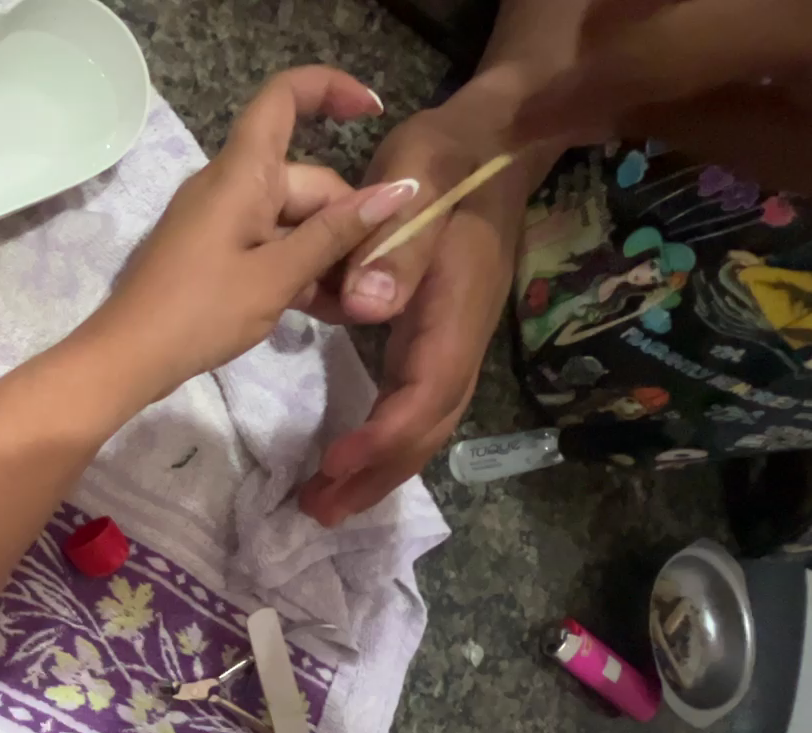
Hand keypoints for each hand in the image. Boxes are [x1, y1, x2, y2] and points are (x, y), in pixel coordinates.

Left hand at [77, 65, 419, 395]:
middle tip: (377, 273)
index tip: (371, 112)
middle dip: (344, 221)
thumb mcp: (276, 277)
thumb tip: (398, 190)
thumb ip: (335, 235)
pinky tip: (323, 308)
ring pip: (286, 223)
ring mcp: (214, 225)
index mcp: (240, 173)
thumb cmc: (199, 312)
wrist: (126, 360)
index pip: (284, 98)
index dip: (330, 90)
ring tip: (356, 301)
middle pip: (303, 181)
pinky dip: (291, 271)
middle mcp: (226, 188)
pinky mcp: (207, 259)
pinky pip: (261, 249)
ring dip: (321, 256)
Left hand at [298, 87, 538, 526]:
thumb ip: (397, 243)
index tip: (333, 463)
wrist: (491, 140)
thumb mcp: (419, 178)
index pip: (425, 388)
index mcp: (454, 305)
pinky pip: (407, 405)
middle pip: (427, 425)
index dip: (382, 433)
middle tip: (321, 513)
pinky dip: (376, 441)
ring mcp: (447, 340)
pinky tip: (341, 464)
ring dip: (375, 470)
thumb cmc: (444, 157)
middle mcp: (459, 334)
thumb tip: (368, 308)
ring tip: (324, 506)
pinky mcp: (429, 340)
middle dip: (377, 474)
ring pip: (419, 424)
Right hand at [513, 0, 811, 203]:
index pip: (650, 51)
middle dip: (611, 26)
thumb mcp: (811, 157)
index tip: (520, 123)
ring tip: (641, 52)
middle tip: (590, 79)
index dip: (573, 90)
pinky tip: (716, 50)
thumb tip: (604, 109)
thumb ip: (696, 123)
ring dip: (655, 14)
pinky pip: (735, 2)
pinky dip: (707, 19)